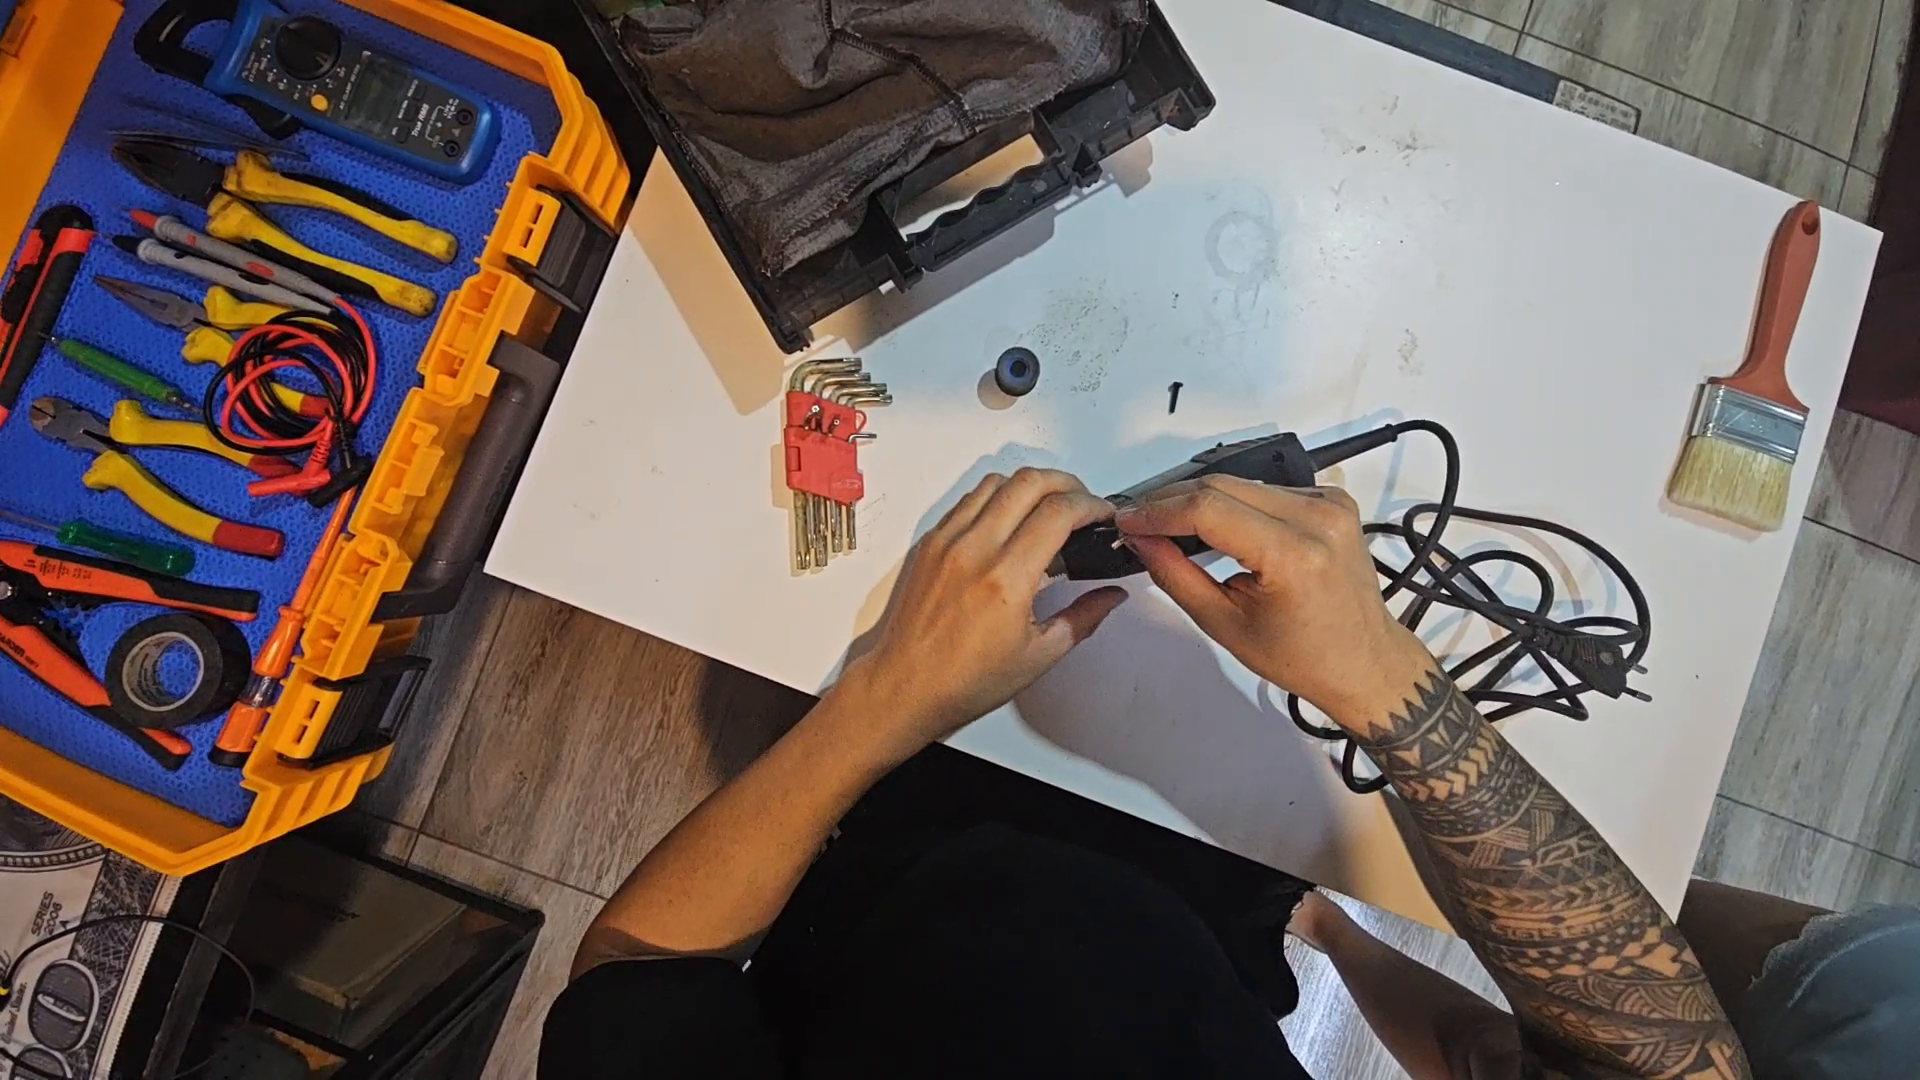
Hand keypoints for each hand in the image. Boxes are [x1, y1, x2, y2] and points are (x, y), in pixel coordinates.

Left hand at [838, 468, 1128, 759]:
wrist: (905, 686)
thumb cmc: (962, 680)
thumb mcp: (1038, 656)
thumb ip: (1083, 618)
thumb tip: (1111, 595)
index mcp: (1006, 580)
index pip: (1058, 512)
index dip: (1091, 505)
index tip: (1102, 515)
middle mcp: (974, 551)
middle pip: (1030, 482)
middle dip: (1067, 484)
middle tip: (1083, 503)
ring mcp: (947, 541)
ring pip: (996, 481)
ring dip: (1031, 485)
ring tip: (1049, 507)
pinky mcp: (930, 543)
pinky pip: (968, 499)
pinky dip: (997, 496)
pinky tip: (1010, 520)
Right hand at [1113, 476, 1433, 727]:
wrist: (1363, 660)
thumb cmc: (1302, 655)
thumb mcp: (1222, 622)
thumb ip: (1174, 573)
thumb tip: (1139, 538)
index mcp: (1294, 555)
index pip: (1207, 509)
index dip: (1157, 511)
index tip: (1127, 520)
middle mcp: (1317, 519)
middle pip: (1220, 486)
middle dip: (1169, 500)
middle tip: (1137, 520)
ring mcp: (1328, 504)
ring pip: (1239, 482)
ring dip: (1195, 498)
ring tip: (1164, 522)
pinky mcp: (1330, 499)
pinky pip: (1262, 487)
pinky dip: (1228, 500)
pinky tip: (1207, 521)